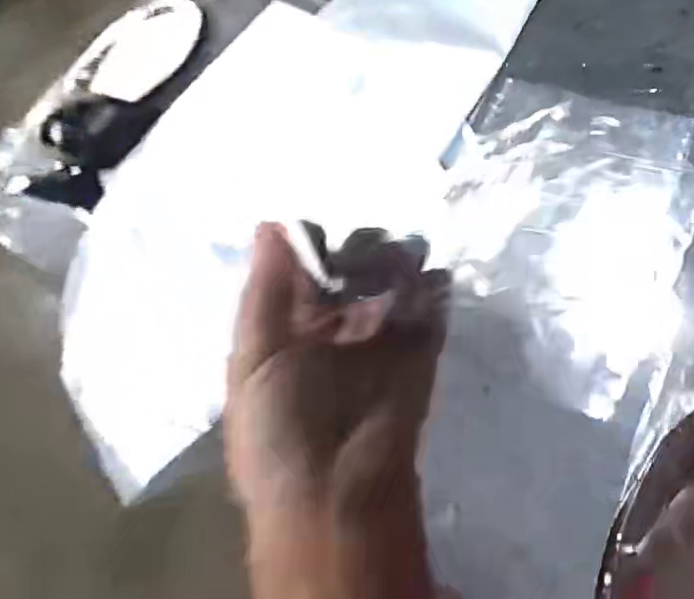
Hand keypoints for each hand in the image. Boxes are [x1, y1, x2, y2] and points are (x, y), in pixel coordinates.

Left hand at [226, 223, 447, 524]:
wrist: (340, 481)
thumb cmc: (282, 423)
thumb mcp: (256, 357)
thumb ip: (268, 290)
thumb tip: (270, 221)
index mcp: (296, 324)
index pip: (311, 266)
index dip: (321, 239)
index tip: (335, 213)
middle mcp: (344, 319)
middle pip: (363, 263)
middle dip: (371, 248)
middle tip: (377, 247)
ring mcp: (390, 328)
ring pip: (403, 275)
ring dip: (405, 261)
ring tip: (405, 266)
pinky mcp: (428, 338)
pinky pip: (437, 300)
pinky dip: (437, 286)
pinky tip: (431, 284)